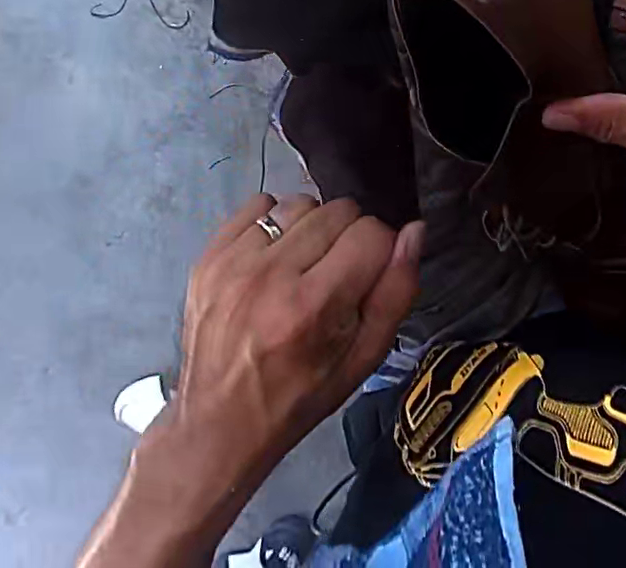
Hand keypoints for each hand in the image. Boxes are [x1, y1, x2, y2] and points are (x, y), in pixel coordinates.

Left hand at [162, 193, 420, 492]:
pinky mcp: (210, 253)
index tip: (367, 275)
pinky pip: (260, 203)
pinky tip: (272, 256)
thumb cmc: (299, 395)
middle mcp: (271, 274)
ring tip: (303, 265)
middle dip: (349, 237)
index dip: (380, 251)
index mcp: (313, 306)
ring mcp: (234, 261)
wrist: (218, 422)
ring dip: (312, 227)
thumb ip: (396, 292)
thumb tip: (414, 231)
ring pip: (301, 202)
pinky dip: (274, 222)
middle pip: (338, 211)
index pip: (372, 233)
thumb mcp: (362, 359)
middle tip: (336, 274)